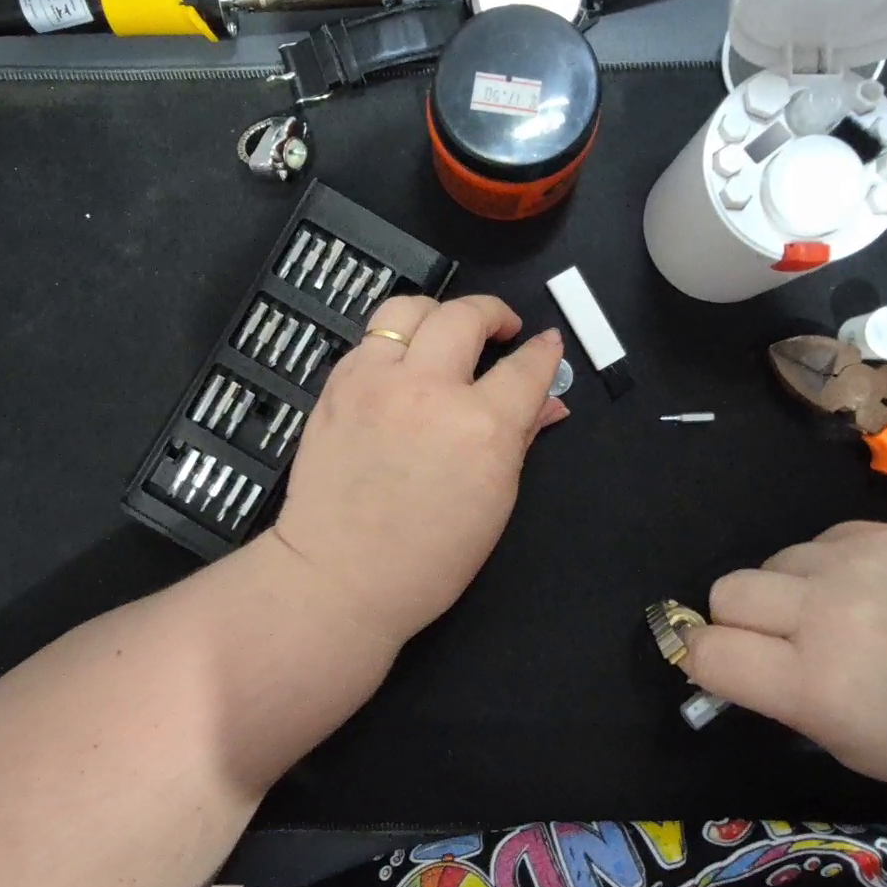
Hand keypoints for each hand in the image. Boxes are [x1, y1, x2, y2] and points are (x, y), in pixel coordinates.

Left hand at [272, 295, 567, 642]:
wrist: (339, 577)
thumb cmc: (428, 558)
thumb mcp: (494, 501)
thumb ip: (522, 438)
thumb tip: (550, 403)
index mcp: (480, 428)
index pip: (525, 367)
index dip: (544, 352)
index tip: (546, 345)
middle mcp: (428, 391)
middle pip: (465, 316)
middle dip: (494, 313)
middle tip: (502, 329)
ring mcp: (375, 383)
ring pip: (408, 309)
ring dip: (438, 314)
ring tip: (446, 333)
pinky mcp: (336, 386)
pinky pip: (370, 339)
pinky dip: (394, 342)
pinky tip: (402, 366)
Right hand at [682, 521, 886, 797]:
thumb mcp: (848, 746)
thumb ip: (777, 699)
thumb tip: (726, 660)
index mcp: (818, 682)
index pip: (707, 650)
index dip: (706, 660)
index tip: (727, 668)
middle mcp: (829, 610)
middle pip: (726, 590)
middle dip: (738, 620)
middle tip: (780, 641)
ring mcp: (859, 560)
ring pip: (771, 561)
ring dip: (786, 590)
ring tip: (839, 615)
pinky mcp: (886, 530)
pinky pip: (818, 541)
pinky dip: (826, 568)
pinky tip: (873, 592)